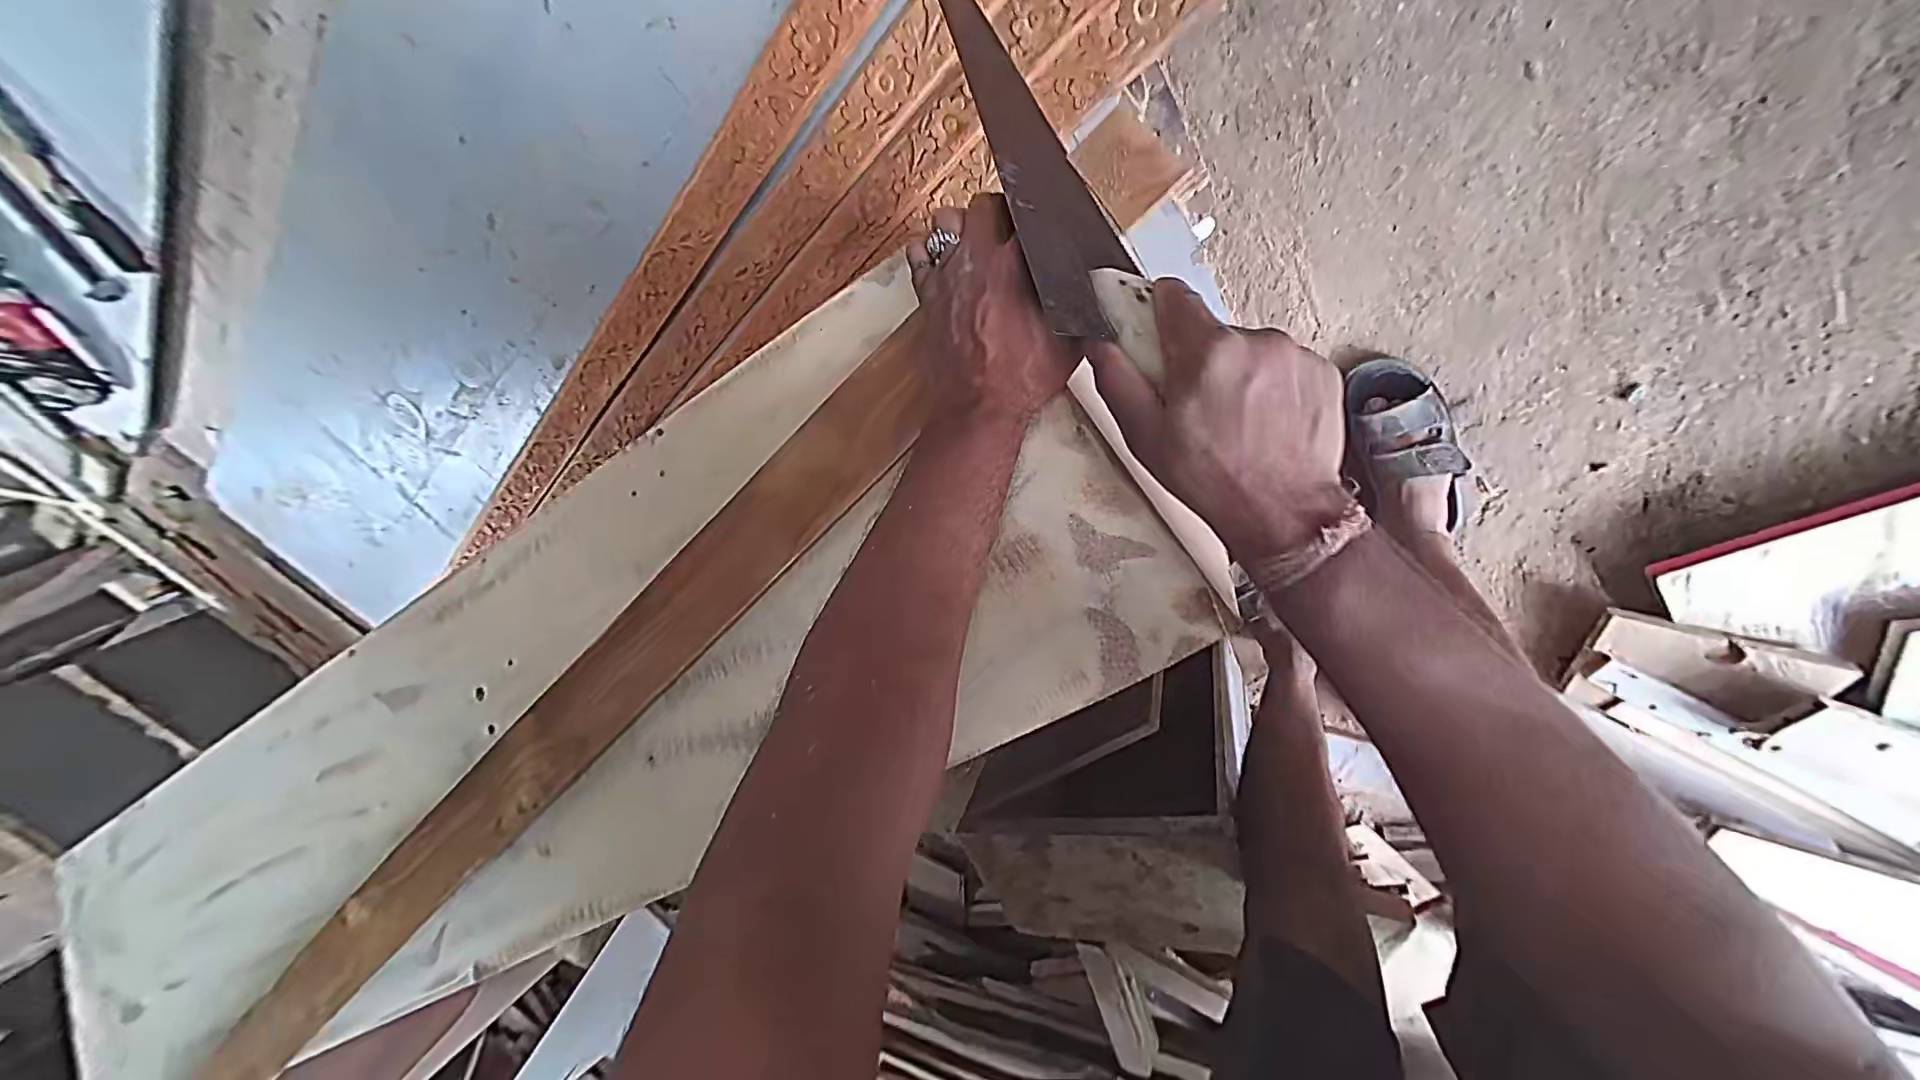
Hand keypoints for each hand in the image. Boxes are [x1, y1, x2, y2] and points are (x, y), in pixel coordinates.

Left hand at [908, 195, 1076, 428]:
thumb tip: (1088, 289)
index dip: (1033, 214)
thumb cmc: (1021, 382)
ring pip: (947, 221)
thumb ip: (1077, 308)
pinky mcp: (926, 296)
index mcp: (1015, 266)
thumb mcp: (1068, 344)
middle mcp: (977, 261)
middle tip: (1008, 233)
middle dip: (998, 214)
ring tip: (975, 246)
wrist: (978, 409)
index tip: (1038, 223)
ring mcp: (946, 276)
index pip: (1024, 212)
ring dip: (962, 227)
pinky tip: (946, 266)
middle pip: (984, 205)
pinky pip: (919, 253)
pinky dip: (930, 252)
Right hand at [1086, 279, 1348, 560]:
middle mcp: (1253, 342)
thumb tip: (1099, 344)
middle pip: (1209, 330)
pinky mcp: (1319, 370)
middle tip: (1192, 405)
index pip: (1173, 295)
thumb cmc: (1215, 481)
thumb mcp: (1144, 437)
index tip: (1151, 334)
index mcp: (1205, 353)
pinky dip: (1269, 386)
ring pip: (1246, 349)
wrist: (1282, 512)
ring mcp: (1292, 355)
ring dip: (1234, 374)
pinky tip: (1260, 422)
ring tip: (1231, 421)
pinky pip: (1281, 364)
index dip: (1155, 313)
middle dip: (1196, 359)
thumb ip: (1116, 380)